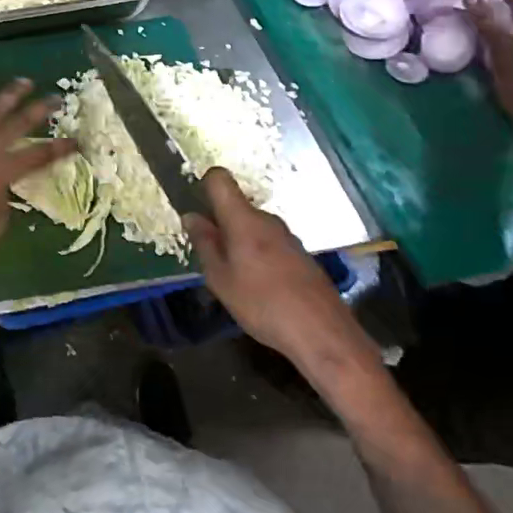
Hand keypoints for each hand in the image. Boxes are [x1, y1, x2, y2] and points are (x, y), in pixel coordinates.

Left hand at [0, 79, 74, 282]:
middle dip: (39, 108)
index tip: (76, 140)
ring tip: (23, 82)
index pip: (38, 155)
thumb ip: (3, 207)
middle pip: (17, 122)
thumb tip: (4, 194)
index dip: (60, 148)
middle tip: (56, 98)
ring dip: (8, 95)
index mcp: (0, 172)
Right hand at [185, 168, 354, 360]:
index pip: (219, 179)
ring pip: (252, 227)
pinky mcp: (300, 254)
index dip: (203, 185)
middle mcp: (267, 219)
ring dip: (239, 242)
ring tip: (233, 277)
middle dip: (219, 224)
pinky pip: (269, 243)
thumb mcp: (220, 278)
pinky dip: (257, 255)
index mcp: (243, 219)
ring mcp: (287, 236)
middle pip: (236, 207)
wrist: (322, 332)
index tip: (196, 210)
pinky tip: (259, 287)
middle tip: (209, 257)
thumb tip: (191, 216)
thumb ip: (205, 243)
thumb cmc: (262, 303)